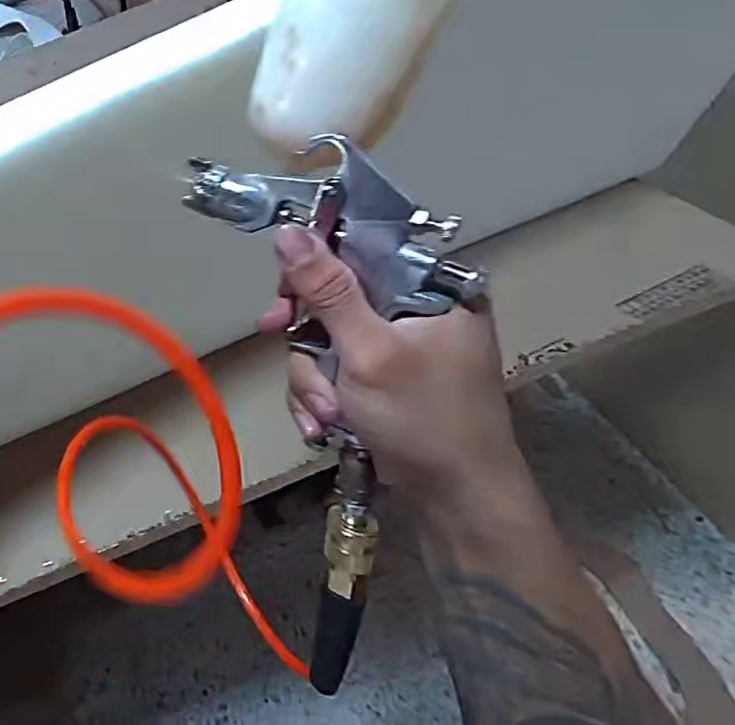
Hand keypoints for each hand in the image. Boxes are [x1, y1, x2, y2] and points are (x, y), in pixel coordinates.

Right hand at [262, 226, 524, 496]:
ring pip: (318, 335)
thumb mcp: (368, 350)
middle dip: (304, 333)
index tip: (284, 299)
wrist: (455, 503)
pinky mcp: (375, 374)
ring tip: (325, 412)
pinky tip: (323, 421)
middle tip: (279, 338)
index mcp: (429, 290)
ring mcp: (392, 344)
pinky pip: (325, 365)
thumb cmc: (424, 419)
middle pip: (327, 294)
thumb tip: (288, 232)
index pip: (355, 250)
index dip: (310, 268)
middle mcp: (411, 310)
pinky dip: (317, 393)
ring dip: (310, 375)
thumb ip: (327, 290)